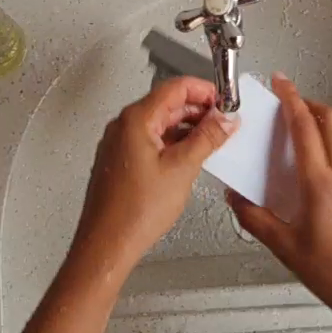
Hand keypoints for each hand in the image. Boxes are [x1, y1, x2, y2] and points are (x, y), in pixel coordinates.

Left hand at [72, 76, 237, 272]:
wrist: (107, 244)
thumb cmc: (133, 212)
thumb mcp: (183, 168)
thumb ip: (207, 138)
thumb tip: (223, 120)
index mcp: (136, 120)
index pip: (175, 88)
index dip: (204, 90)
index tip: (223, 100)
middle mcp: (123, 127)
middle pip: (167, 103)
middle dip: (198, 109)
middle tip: (223, 121)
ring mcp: (120, 143)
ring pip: (160, 122)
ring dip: (187, 127)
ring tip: (211, 140)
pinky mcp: (121, 160)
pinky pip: (151, 140)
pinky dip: (173, 142)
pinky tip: (189, 156)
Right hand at [228, 74, 331, 328]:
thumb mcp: (282, 246)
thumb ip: (254, 218)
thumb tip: (236, 199)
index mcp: (320, 183)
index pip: (304, 126)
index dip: (291, 98)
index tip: (282, 84)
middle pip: (331, 119)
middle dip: (310, 103)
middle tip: (292, 102)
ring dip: (330, 117)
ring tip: (313, 119)